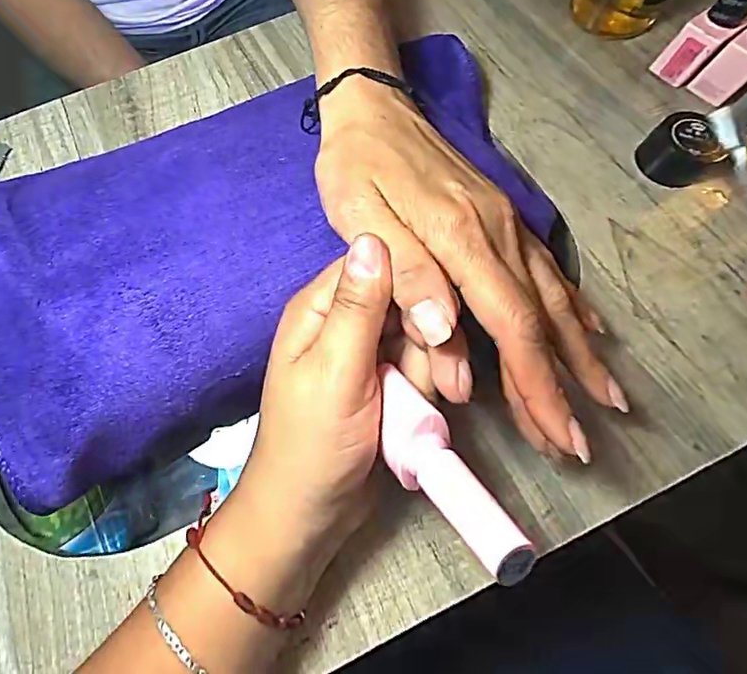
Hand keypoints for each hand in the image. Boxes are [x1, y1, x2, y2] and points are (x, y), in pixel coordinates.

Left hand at [230, 235, 394, 575]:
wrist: (312, 513)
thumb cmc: (313, 442)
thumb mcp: (336, 369)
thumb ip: (357, 306)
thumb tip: (371, 233)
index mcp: (319, 305)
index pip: (377, 264)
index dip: (414, 288)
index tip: (434, 328)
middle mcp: (341, 319)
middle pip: (406, 302)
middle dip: (425, 343)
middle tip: (416, 384)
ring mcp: (363, 351)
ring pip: (420, 337)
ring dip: (426, 374)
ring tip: (408, 409)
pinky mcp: (383, 380)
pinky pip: (420, 368)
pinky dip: (425, 391)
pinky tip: (417, 417)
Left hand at [314, 79, 620, 460]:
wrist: (370, 106)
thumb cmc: (354, 163)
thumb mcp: (360, 214)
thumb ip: (404, 269)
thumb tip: (444, 329)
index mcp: (457, 235)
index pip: (508, 322)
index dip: (534, 382)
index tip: (557, 432)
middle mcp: (493, 229)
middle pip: (537, 316)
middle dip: (560, 383)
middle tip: (579, 440)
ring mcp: (500, 218)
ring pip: (549, 294)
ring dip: (575, 350)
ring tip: (601, 396)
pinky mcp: (495, 211)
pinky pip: (543, 265)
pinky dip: (567, 303)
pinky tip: (583, 326)